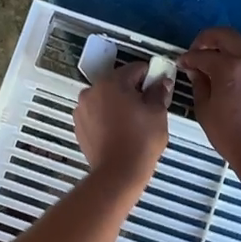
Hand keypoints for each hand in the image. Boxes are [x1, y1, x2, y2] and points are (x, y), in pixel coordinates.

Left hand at [74, 61, 171, 178]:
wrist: (118, 173)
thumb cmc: (140, 141)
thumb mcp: (158, 113)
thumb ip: (159, 91)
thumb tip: (161, 82)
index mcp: (112, 82)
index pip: (135, 68)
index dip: (150, 76)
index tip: (158, 86)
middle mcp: (92, 91)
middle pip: (118, 82)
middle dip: (133, 91)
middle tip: (148, 107)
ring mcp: (82, 109)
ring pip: (106, 98)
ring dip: (118, 103)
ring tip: (133, 122)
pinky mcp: (79, 126)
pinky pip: (96, 113)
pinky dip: (107, 117)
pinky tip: (119, 131)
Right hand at [179, 29, 240, 166]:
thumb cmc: (230, 135)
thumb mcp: (205, 110)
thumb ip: (199, 84)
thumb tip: (196, 70)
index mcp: (229, 67)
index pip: (203, 55)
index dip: (188, 58)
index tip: (182, 63)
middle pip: (226, 35)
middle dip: (208, 39)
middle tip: (198, 50)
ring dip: (230, 45)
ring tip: (219, 59)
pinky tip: (240, 70)